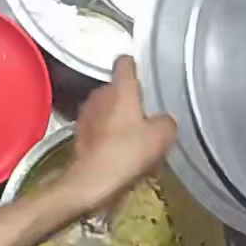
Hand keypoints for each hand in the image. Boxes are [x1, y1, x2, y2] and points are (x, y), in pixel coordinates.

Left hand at [58, 56, 176, 213]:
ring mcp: (86, 115)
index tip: (144, 74)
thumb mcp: (162, 135)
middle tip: (147, 117)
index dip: (135, 66)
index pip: (125, 63)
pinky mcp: (79, 135)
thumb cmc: (128, 151)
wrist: (92, 181)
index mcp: (120, 88)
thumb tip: (163, 120)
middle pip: (117, 90)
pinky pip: (98, 129)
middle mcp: (100, 95)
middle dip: (130, 100)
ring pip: (106, 110)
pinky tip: (120, 153)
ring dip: (118, 119)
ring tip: (135, 138)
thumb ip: (166, 121)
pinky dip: (108, 137)